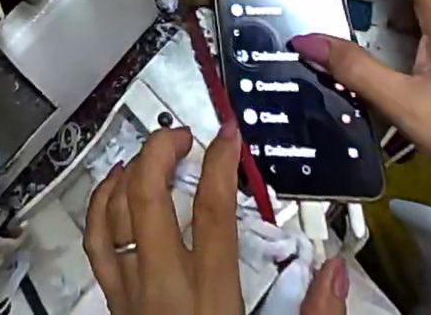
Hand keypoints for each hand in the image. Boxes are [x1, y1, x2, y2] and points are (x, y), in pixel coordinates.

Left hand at [84, 125, 347, 314]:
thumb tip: (334, 272)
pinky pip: (96, 246)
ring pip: (113, 215)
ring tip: (147, 153)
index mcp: (209, 302)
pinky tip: (114, 189)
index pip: (212, 212)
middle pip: (148, 198)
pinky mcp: (115, 308)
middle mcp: (163, 290)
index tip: (228, 136)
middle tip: (181, 135)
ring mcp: (131, 297)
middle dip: (160, 152)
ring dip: (128, 172)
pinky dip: (101, 207)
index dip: (219, 163)